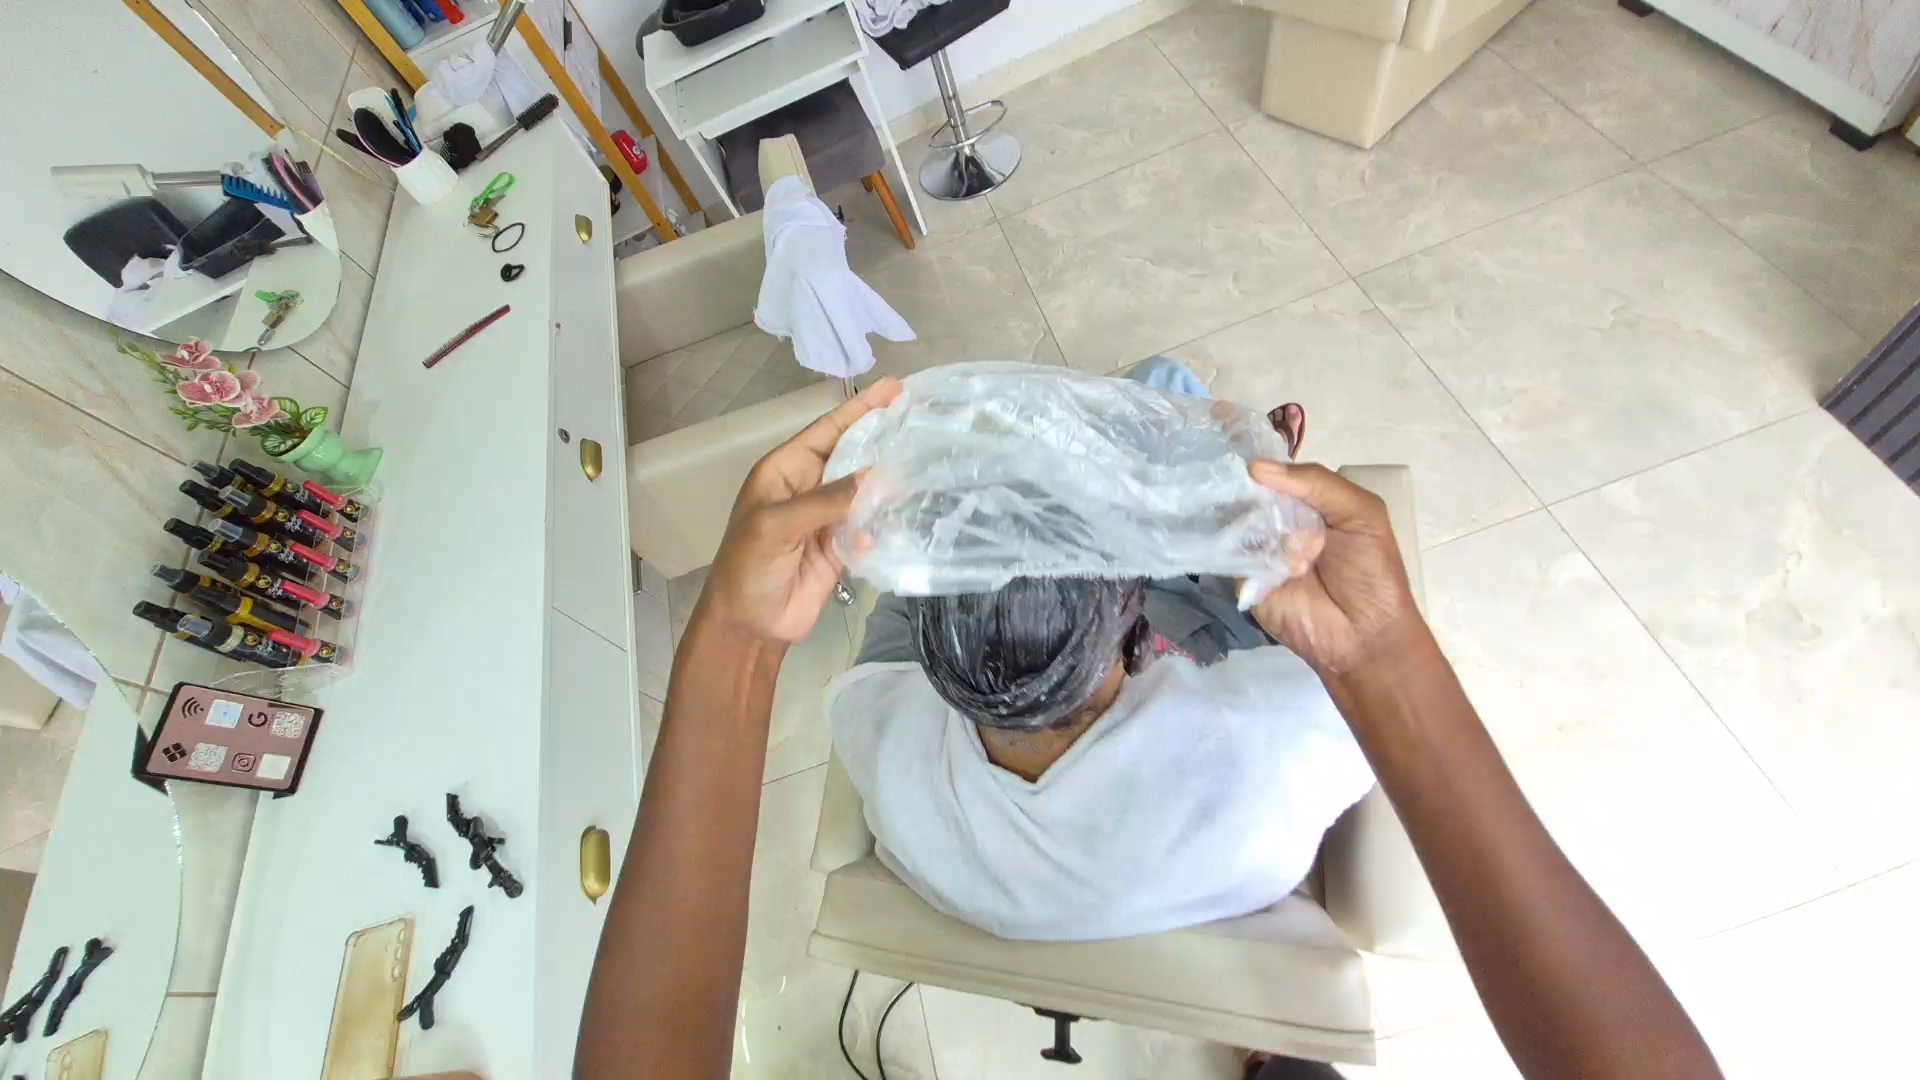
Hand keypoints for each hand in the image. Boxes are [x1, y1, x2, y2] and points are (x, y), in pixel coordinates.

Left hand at [700, 379, 902, 642]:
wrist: (750, 623)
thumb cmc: (749, 567)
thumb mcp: (777, 526)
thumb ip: (826, 500)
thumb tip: (875, 476)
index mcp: (785, 471)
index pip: (828, 431)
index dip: (860, 409)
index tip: (894, 388)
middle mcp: (809, 488)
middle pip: (852, 456)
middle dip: (883, 439)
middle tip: (923, 419)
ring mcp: (827, 518)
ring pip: (865, 491)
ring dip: (890, 480)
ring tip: (926, 461)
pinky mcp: (841, 546)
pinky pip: (869, 524)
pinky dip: (886, 519)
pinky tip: (909, 511)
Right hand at [1247, 461, 1425, 674]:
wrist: (1365, 635)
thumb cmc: (1371, 571)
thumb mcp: (1361, 513)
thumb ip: (1317, 482)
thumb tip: (1256, 467)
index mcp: (1303, 503)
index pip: (1272, 474)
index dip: (1257, 464)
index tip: (1238, 448)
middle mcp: (1274, 523)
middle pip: (1246, 496)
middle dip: (1251, 495)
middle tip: (1263, 501)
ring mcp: (1256, 551)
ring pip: (1235, 524)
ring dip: (1264, 531)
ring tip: (1301, 556)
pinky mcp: (1242, 579)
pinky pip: (1231, 556)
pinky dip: (1252, 556)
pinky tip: (1286, 569)